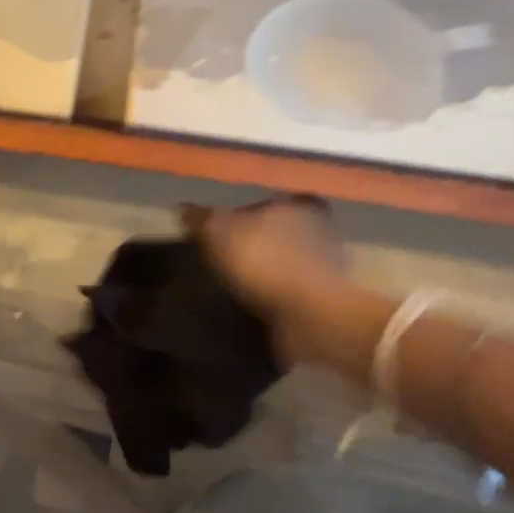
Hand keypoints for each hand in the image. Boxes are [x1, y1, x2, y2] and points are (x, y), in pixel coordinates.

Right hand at [181, 195, 352, 333]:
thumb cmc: (262, 259)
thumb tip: (183, 208)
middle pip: (284, 226)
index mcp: (298, 205)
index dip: (253, 207)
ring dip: (270, 264)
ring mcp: (330, 265)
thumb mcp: (216, 231)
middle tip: (229, 246)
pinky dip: (278, 288)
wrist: (310, 315)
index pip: (276, 197)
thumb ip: (200, 218)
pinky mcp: (329, 297)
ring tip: (237, 274)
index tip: (230, 219)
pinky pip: (295, 284)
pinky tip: (255, 295)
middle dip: (261, 235)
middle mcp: (321, 229)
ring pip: (290, 255)